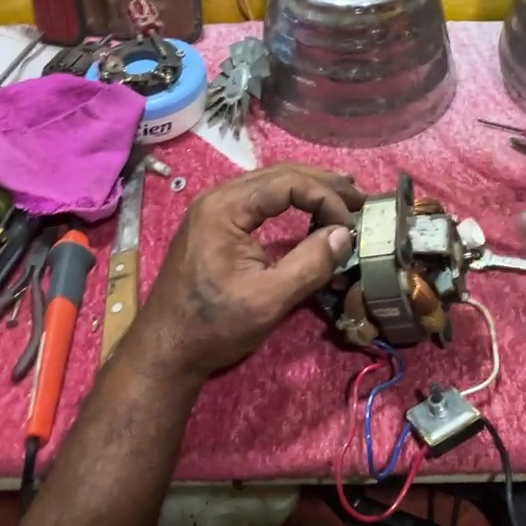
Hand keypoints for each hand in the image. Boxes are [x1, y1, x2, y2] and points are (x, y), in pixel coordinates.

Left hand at [127, 164, 361, 382]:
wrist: (165, 351)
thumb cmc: (213, 327)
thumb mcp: (268, 300)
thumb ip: (309, 265)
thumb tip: (344, 235)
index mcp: (225, 208)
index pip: (287, 182)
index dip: (324, 198)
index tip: (349, 225)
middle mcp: (218, 197)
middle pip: (279, 174)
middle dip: (323, 184)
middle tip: (360, 197)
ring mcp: (215, 209)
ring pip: (270, 183)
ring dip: (309, 189)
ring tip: (345, 197)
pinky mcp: (217, 224)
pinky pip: (260, 199)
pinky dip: (291, 200)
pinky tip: (311, 209)